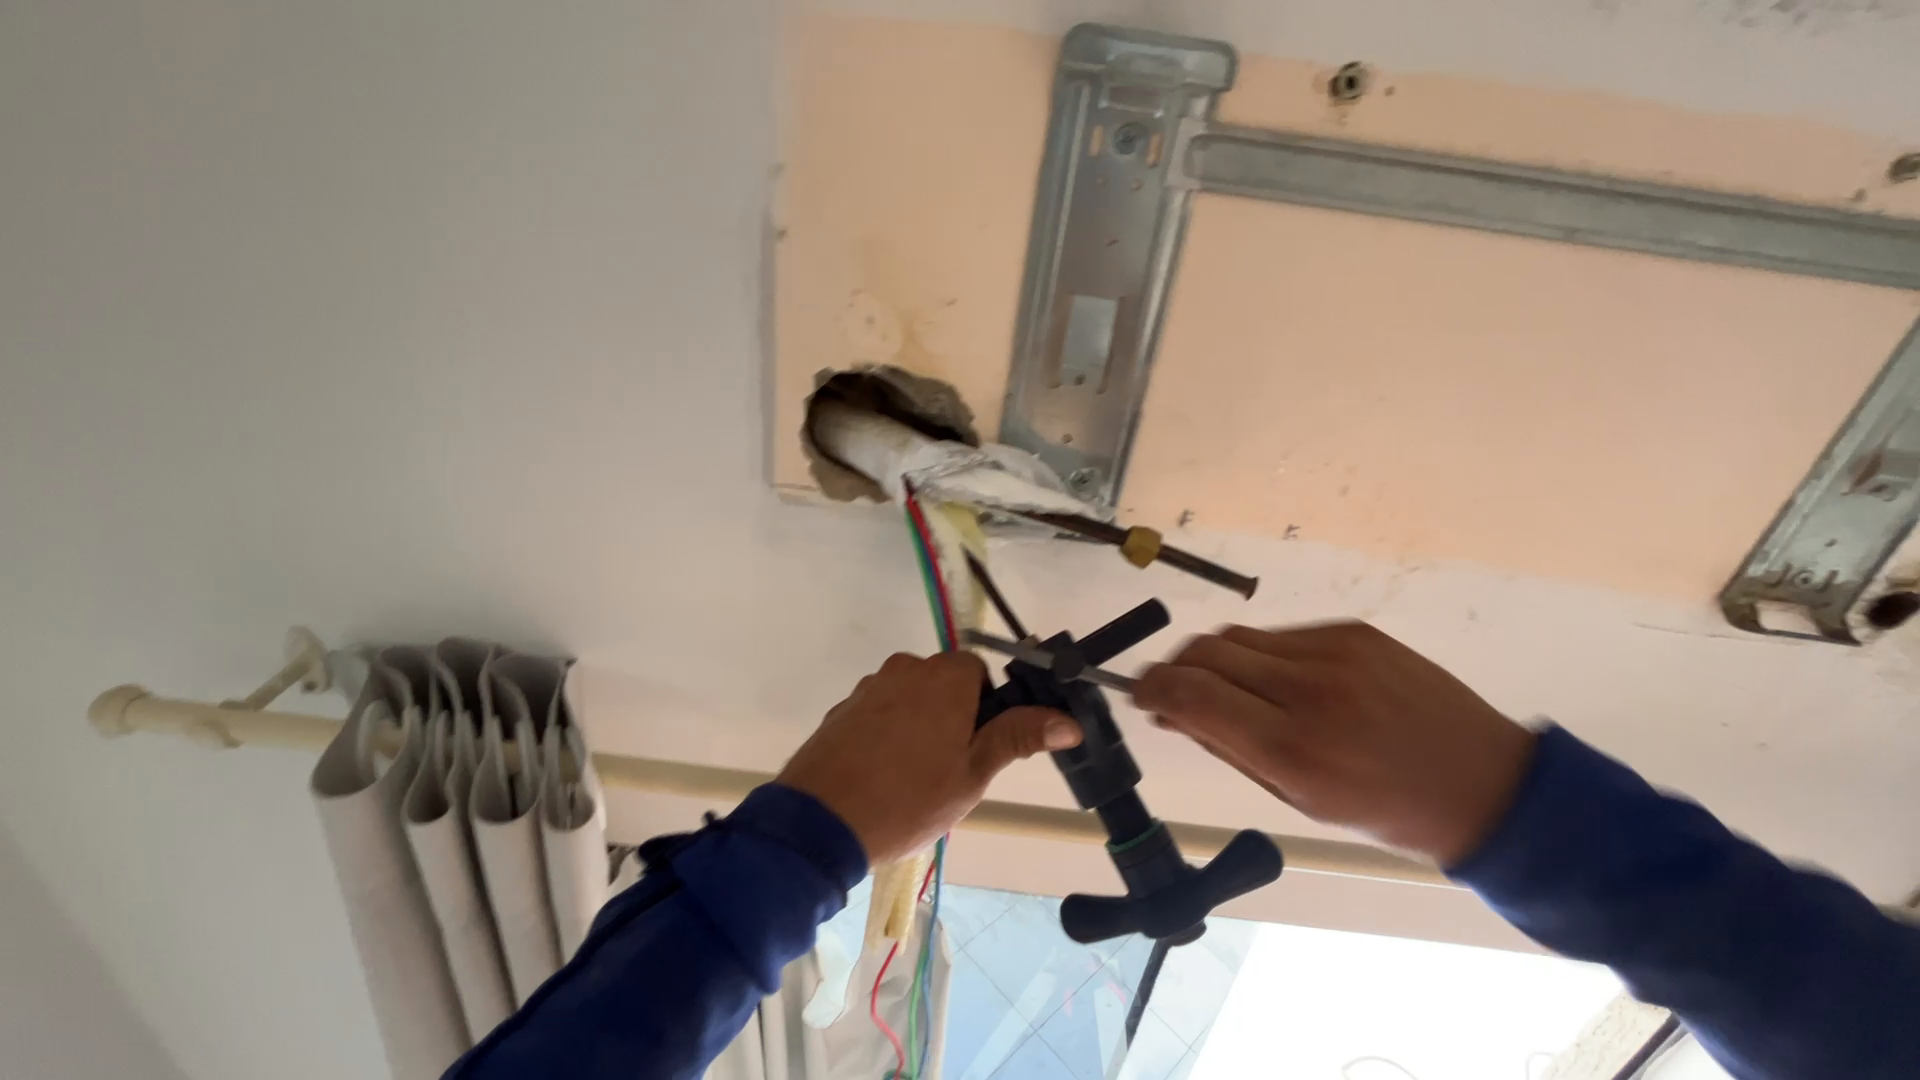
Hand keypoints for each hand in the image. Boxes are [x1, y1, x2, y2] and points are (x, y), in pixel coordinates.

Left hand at [777, 651, 1082, 864]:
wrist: (820, 823)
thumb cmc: (909, 798)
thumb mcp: (973, 773)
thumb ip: (1018, 736)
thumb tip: (1070, 721)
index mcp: (944, 676)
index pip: (979, 673)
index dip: (984, 709)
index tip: (976, 749)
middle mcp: (905, 668)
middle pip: (942, 684)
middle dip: (951, 717)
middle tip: (947, 769)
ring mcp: (868, 687)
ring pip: (909, 699)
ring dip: (917, 725)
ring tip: (909, 779)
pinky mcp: (841, 710)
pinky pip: (877, 713)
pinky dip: (885, 734)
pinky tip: (878, 775)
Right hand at [1132, 621, 1534, 865]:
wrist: (1484, 783)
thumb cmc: (1383, 810)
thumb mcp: (1297, 799)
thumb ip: (1228, 748)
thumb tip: (1173, 709)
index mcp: (1292, 749)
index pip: (1190, 694)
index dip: (1151, 687)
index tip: (1140, 694)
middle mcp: (1308, 690)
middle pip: (1204, 653)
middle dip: (1176, 670)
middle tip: (1177, 693)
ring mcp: (1334, 652)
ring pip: (1237, 638)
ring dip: (1218, 662)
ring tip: (1236, 691)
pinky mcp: (1353, 631)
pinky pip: (1280, 636)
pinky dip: (1262, 656)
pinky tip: (1285, 683)